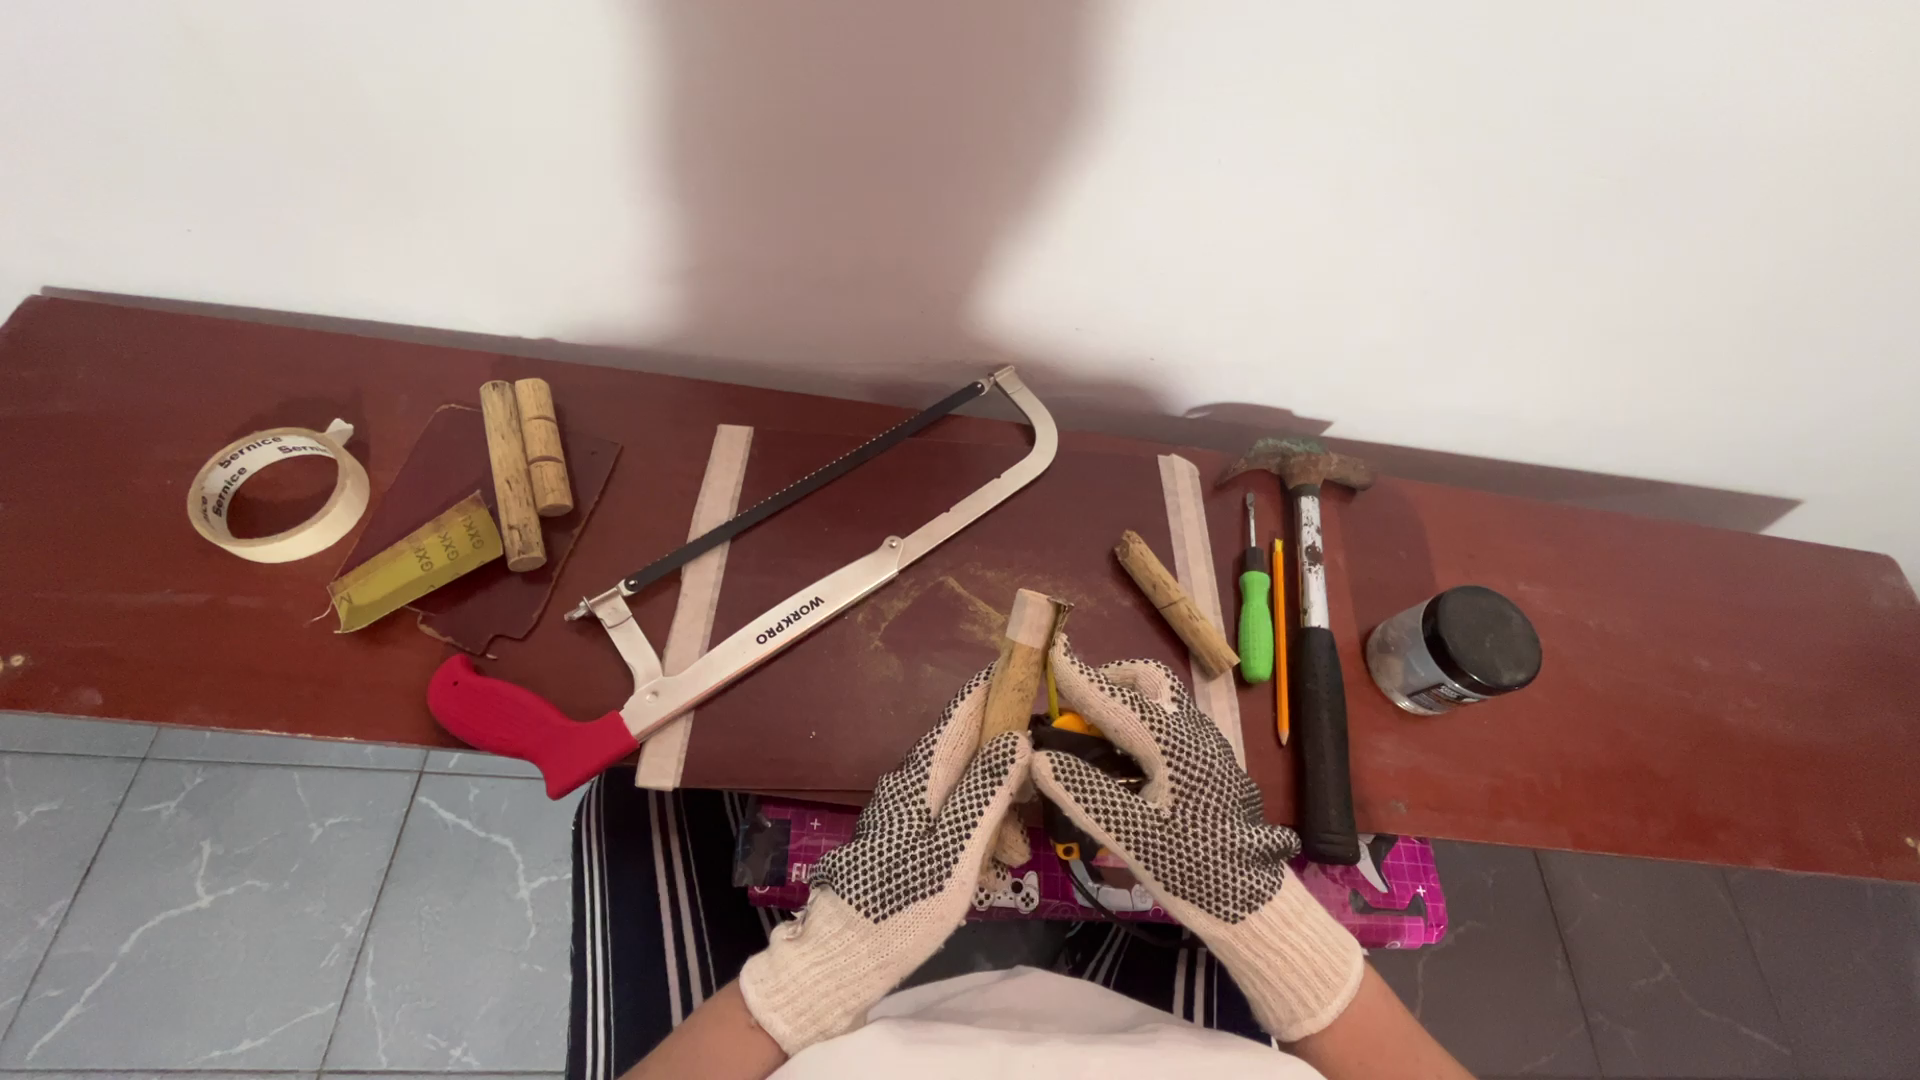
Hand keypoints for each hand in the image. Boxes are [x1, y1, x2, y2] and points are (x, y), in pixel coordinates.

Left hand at [738, 666, 1029, 1054]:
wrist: (842, 957)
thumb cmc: (901, 904)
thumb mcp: (955, 852)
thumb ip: (984, 794)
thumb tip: (1014, 738)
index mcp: (919, 779)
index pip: (958, 717)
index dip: (989, 693)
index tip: (1021, 675)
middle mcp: (908, 784)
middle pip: (965, 756)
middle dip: (1004, 776)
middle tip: (1035, 811)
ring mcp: (902, 810)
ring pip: (961, 793)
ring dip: (993, 817)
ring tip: (1015, 860)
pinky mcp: (901, 836)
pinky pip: (948, 820)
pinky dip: (974, 836)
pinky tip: (989, 871)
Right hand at [1030, 635, 1363, 1040]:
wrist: (1256, 906)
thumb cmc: (1194, 870)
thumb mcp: (1133, 836)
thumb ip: (1084, 793)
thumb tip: (1041, 759)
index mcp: (1174, 745)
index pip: (1116, 700)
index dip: (1080, 678)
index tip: (1053, 653)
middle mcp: (1193, 733)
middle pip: (1149, 682)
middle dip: (1111, 680)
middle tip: (1076, 702)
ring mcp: (1207, 746)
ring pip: (1162, 701)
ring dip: (1125, 701)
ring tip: (1092, 731)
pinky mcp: (1211, 764)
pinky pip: (1170, 724)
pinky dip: (1140, 724)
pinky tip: (1122, 760)